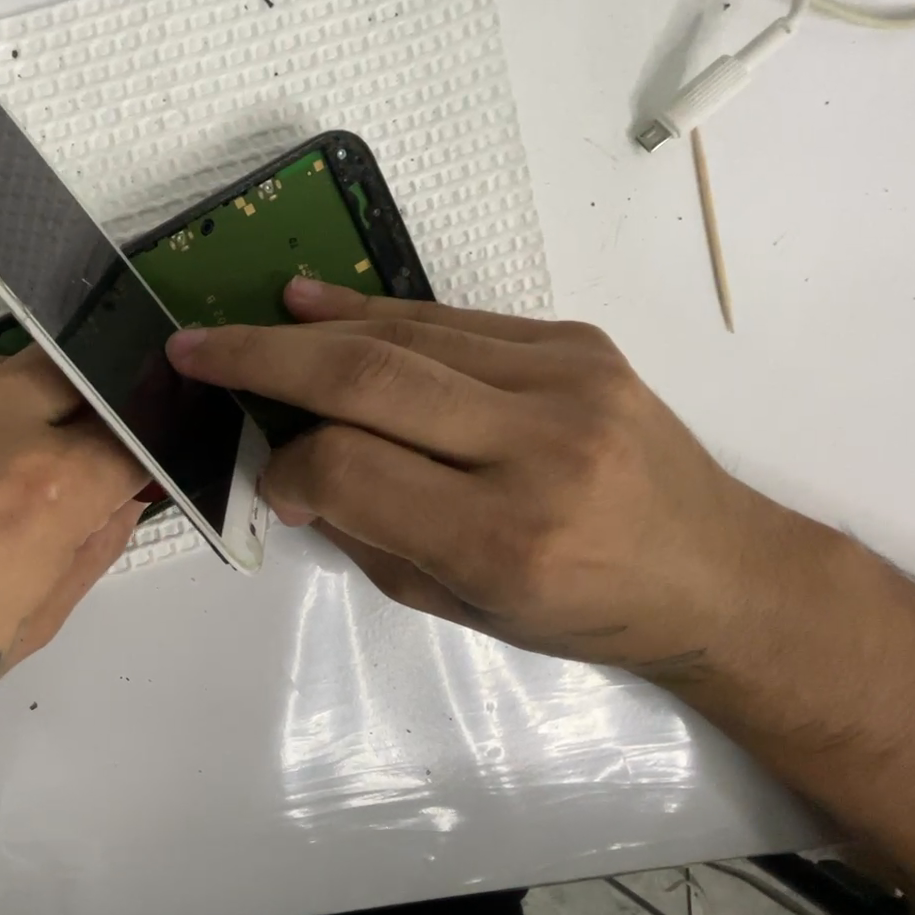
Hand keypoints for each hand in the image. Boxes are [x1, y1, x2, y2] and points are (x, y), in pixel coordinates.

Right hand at [165, 277, 814, 673]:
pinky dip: (369, 312)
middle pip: (364, 381)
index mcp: (505, 538)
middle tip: (192, 348)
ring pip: (399, 337)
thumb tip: (295, 474)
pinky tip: (313, 303)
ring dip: (304, 331)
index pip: (349, 470)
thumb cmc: (582, 612)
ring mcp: (565, 381)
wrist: (722, 572)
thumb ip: (368, 534)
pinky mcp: (575, 343)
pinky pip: (446, 320)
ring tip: (240, 329)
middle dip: (259, 360)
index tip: (272, 482)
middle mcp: (537, 448)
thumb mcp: (459, 607)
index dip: (287, 469)